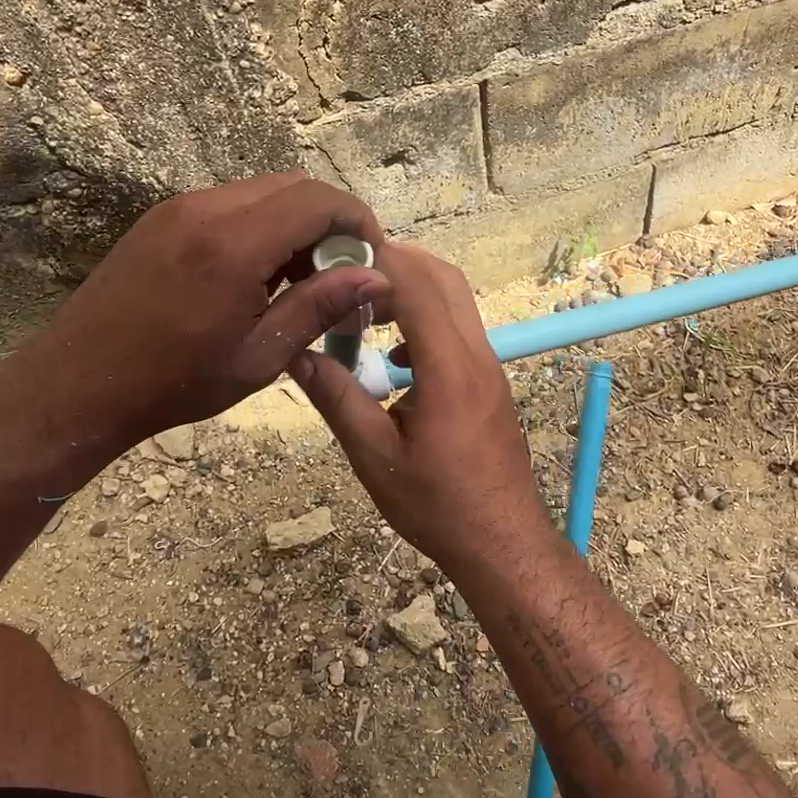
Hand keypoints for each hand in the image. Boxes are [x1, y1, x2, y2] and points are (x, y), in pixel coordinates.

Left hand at [10, 171, 388, 448]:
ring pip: (262, 192)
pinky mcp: (161, 219)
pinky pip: (230, 205)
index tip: (372, 259)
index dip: (358, 221)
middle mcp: (206, 208)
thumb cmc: (175, 382)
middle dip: (330, 222)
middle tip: (338, 275)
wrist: (77, 385)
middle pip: (294, 185)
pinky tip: (256, 278)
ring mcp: (178, 208)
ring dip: (295, 225)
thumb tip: (376, 277)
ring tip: (298, 283)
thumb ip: (320, 306)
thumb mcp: (260, 355)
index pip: (318, 199)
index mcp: (233, 244)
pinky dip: (261, 228)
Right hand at [289, 244, 544, 565]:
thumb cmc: (437, 505)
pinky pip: (460, 332)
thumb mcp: (375, 456)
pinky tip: (396, 360)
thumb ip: (337, 399)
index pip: (418, 287)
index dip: (379, 262)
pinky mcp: (490, 384)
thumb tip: (295, 354)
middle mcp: (477, 356)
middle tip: (346, 271)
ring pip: (457, 303)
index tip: (336, 256)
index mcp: (450, 367)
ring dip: (414, 292)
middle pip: (445, 281)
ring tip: (364, 308)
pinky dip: (427, 323)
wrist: (502, 541)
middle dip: (397, 264)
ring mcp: (490, 369)